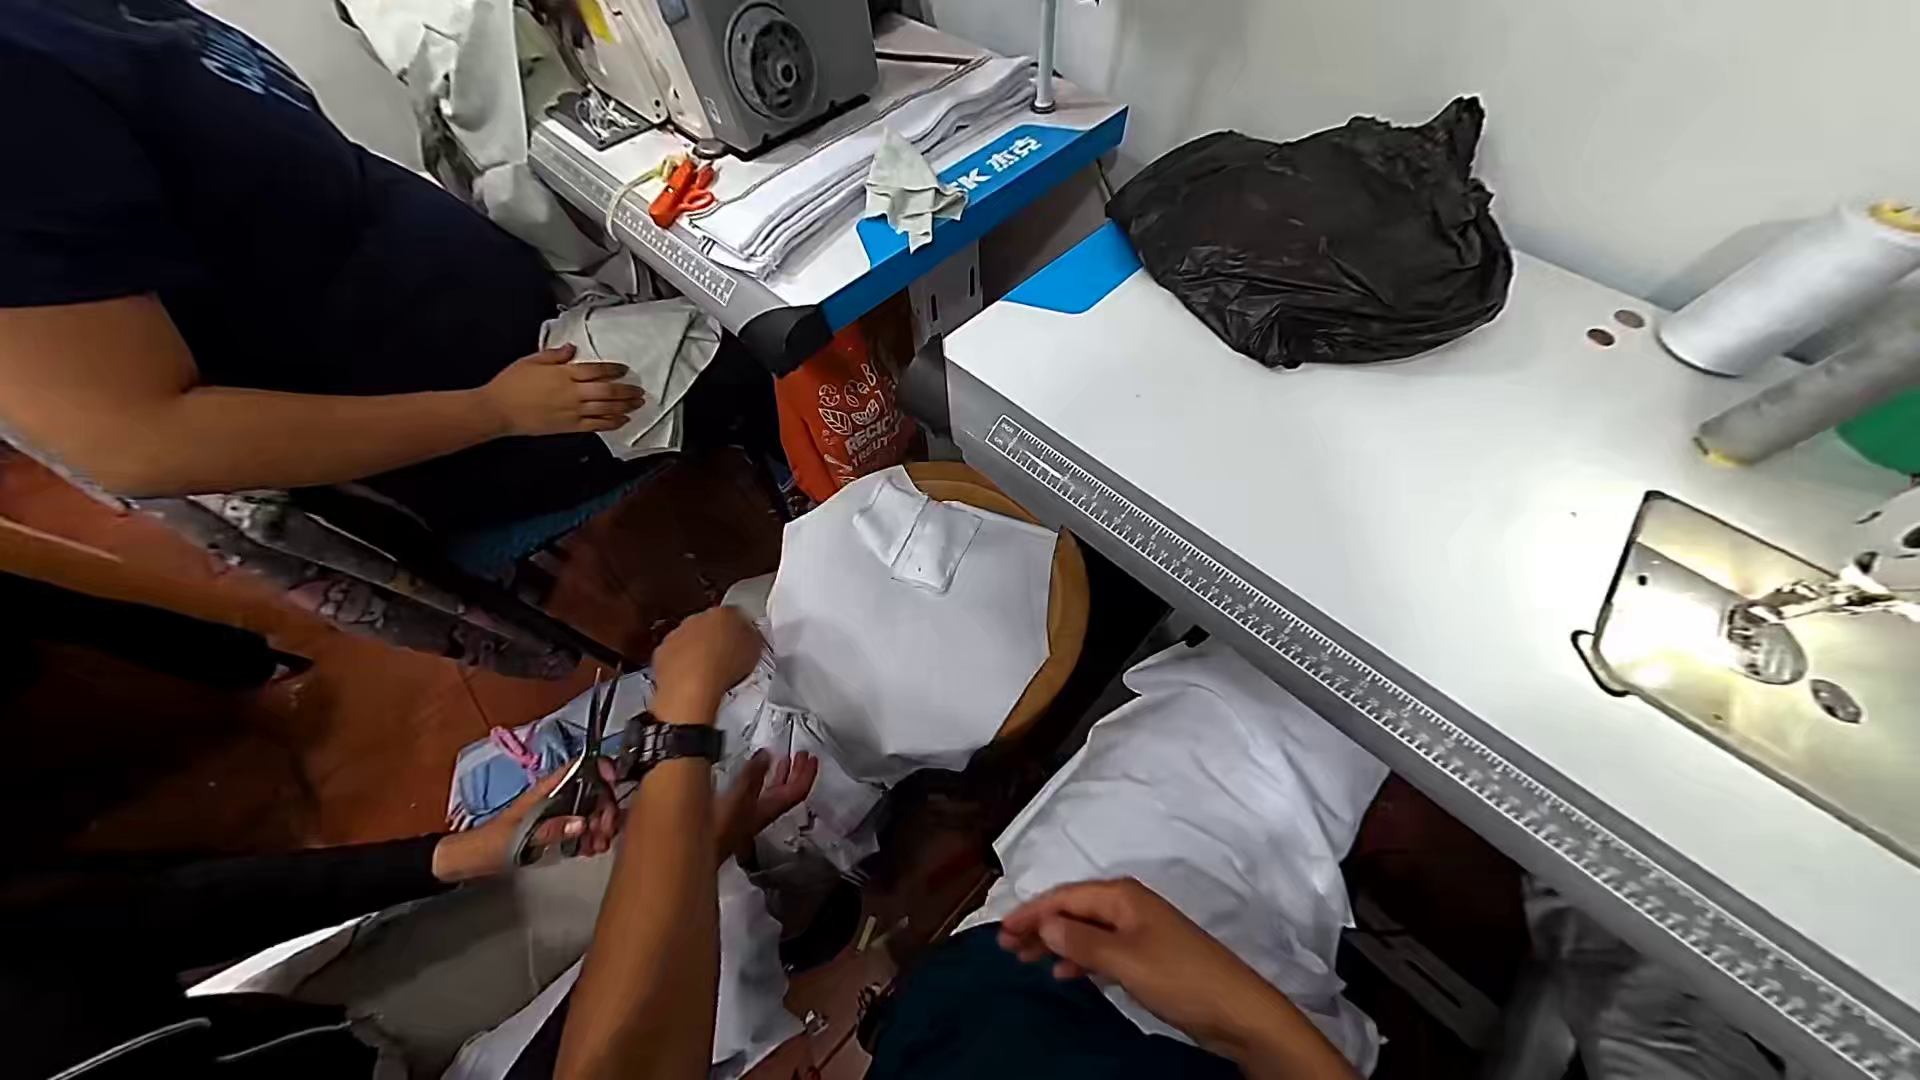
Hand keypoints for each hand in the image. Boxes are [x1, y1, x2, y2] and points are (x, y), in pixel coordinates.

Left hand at [432, 758, 620, 881]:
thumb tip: (583, 823)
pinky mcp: (558, 828)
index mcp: (548, 789)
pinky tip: (591, 849)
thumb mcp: (520, 837)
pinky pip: (584, 827)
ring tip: (599, 845)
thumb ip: (551, 829)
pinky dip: (592, 836)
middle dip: (606, 808)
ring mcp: (560, 811)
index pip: (582, 767)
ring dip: (601, 826)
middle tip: (606, 830)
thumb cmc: (490, 844)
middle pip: (595, 790)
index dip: (602, 769)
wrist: (468, 863)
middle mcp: (558, 795)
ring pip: (593, 810)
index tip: (614, 785)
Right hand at [479, 343, 644, 435]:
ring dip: (626, 406)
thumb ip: (554, 355)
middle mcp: (573, 392)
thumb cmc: (511, 383)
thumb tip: (572, 348)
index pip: (596, 370)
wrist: (498, 409)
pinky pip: (598, 425)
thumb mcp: (530, 361)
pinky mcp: (572, 426)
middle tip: (639, 390)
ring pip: (607, 408)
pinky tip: (624, 420)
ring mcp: (574, 411)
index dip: (613, 369)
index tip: (624, 369)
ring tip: (638, 403)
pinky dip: (613, 422)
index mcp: (563, 374)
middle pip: (608, 391)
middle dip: (627, 390)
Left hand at [650, 607, 765, 726]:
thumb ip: (754, 636)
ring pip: (691, 638)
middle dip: (718, 638)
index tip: (744, 642)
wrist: (691, 688)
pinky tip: (693, 677)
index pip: (736, 614)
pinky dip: (682, 664)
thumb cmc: (724, 669)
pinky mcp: (662, 652)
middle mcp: (699, 618)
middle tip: (728, 657)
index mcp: (725, 613)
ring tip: (711, 671)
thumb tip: (752, 635)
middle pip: (711, 625)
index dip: (742, 630)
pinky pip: (675, 655)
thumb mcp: (755, 650)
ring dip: (699, 651)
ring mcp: (678, 634)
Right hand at [714, 749, 819, 861]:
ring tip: (784, 759)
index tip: (812, 758)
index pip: (798, 790)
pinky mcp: (738, 813)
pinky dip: (761, 777)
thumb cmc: (720, 832)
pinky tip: (754, 771)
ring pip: (775, 790)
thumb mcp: (739, 796)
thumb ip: (753, 775)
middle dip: (798, 771)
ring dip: (782, 774)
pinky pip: (759, 791)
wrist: (698, 850)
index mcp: (772, 809)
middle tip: (802, 755)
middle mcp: (766, 811)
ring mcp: (753, 813)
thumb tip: (766, 755)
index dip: (807, 773)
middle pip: (789, 790)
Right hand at [997, 878, 1292, 1051]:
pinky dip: (1078, 958)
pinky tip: (1063, 973)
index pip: (1065, 897)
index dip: (1032, 911)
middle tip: (1006, 945)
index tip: (1002, 929)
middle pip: (1072, 909)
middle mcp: (1126, 904)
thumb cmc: (1178, 976)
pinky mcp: (1145, 953)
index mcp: (1121, 895)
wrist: (1239, 1011)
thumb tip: (1043, 921)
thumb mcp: (1125, 959)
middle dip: (1039, 924)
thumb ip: (1081, 941)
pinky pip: (1099, 947)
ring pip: (1084, 929)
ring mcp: (1137, 928)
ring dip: (1055, 942)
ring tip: (1025, 958)